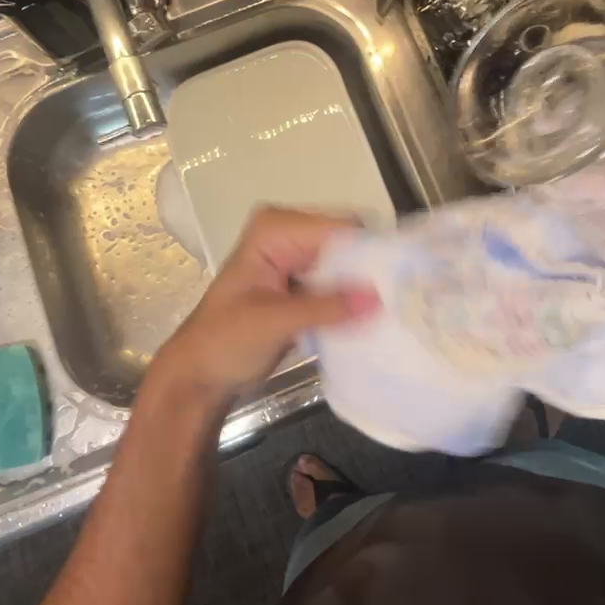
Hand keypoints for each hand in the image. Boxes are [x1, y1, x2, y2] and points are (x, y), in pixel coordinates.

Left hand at [149, 207, 379, 403]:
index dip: (369, 251)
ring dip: (366, 285)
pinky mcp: (305, 284)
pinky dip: (355, 299)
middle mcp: (289, 233)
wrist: (199, 376)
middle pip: (348, 241)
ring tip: (396, 310)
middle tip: (404, 298)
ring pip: (349, 263)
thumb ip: (325, 307)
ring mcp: (297, 258)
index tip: (402, 279)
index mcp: (275, 229)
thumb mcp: (273, 322)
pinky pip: (341, 282)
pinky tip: (374, 317)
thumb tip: (377, 298)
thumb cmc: (224, 342)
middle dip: (371, 268)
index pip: (338, 228)